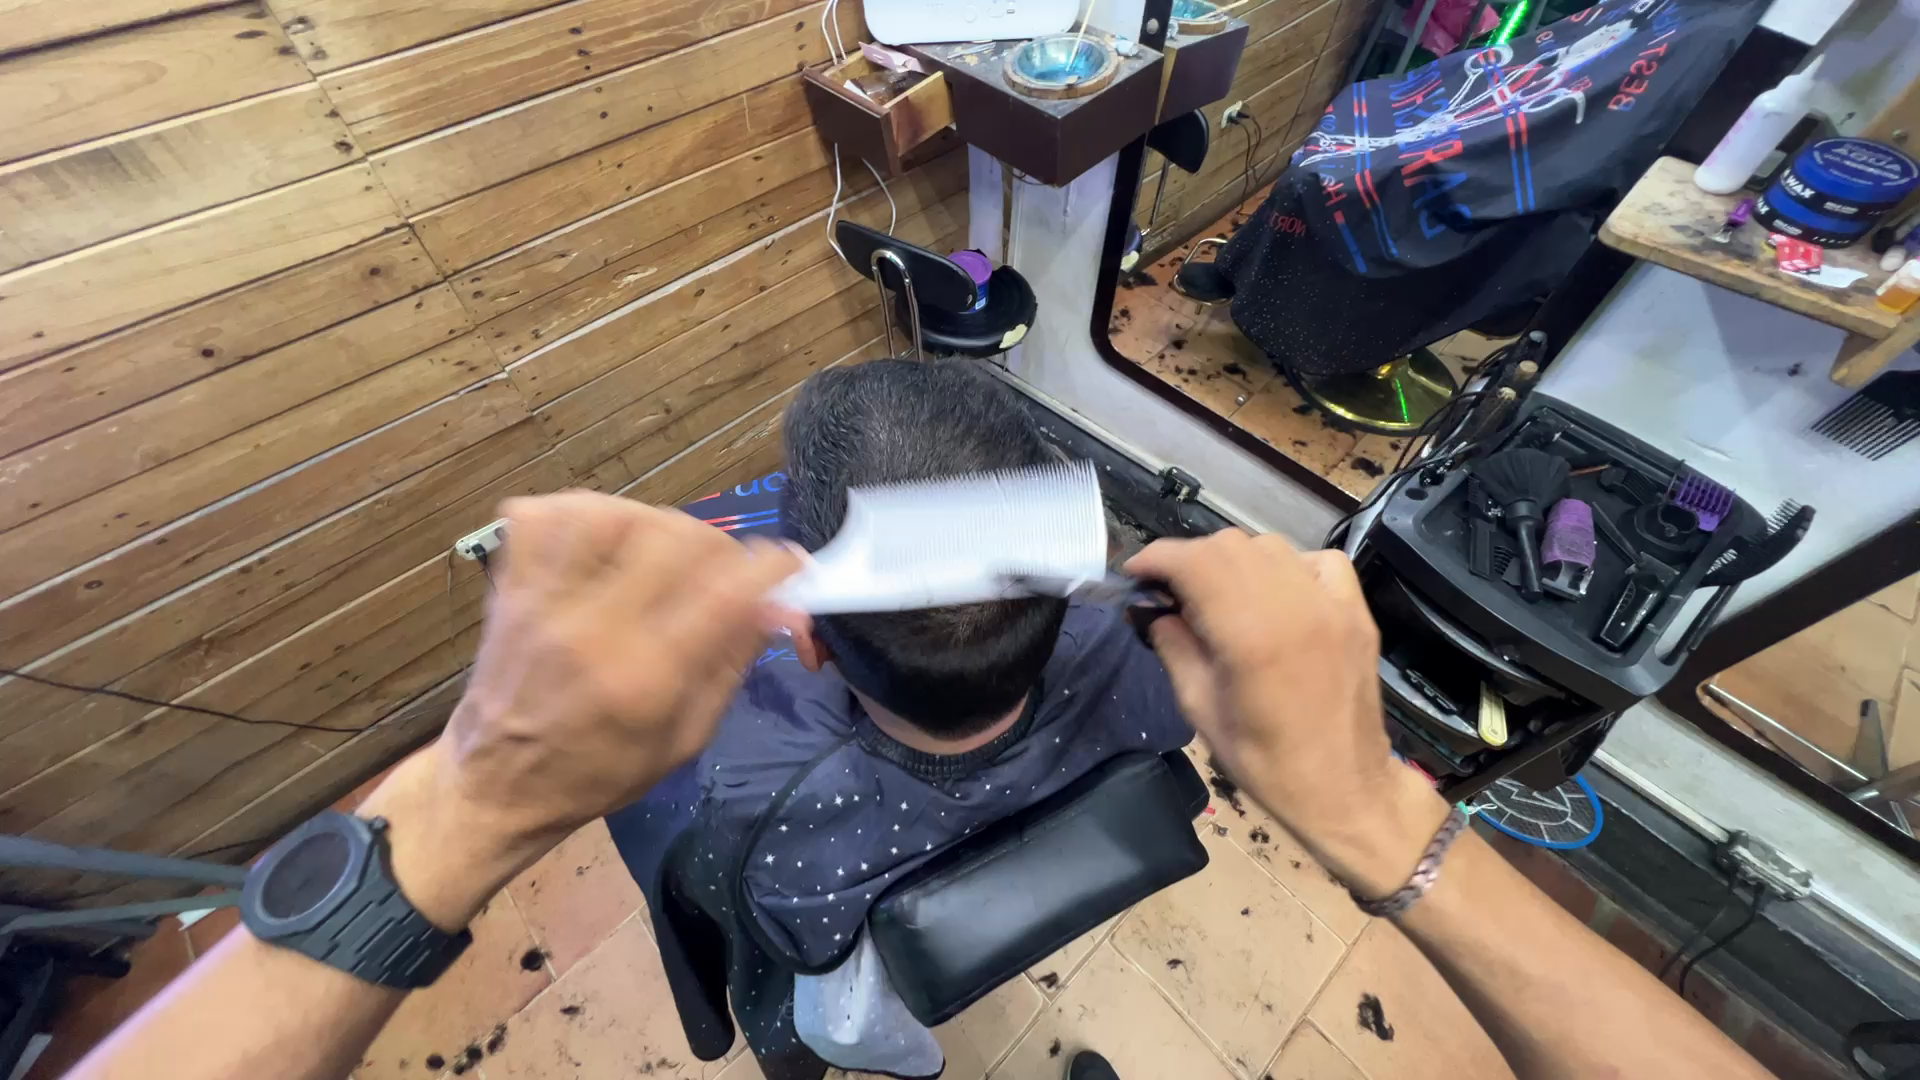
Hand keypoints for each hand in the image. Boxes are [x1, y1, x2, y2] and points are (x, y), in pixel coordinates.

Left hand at [359, 492, 800, 927]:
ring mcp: (546, 602)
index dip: (772, 565)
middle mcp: (597, 630)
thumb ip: (732, 662)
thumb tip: (777, 604)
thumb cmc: (602, 772)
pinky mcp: (513, 589)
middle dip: (721, 545)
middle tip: (726, 570)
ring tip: (666, 552)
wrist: (494, 789)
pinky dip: (584, 511)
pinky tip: (606, 537)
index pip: (726, 591)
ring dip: (658, 523)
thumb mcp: (689, 737)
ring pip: (613, 514)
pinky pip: (543, 514)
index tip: (789, 564)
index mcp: (649, 678)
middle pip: (677, 538)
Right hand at [1126, 531, 1448, 899]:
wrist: (1346, 790)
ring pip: (1267, 546)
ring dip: (1230, 559)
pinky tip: (1271, 591)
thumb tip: (1152, 607)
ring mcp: (1331, 604)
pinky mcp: (1355, 611)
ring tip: (1215, 590)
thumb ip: (1173, 646)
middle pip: (1226, 546)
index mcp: (1250, 636)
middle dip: (1187, 559)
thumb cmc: (1264, 761)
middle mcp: (1293, 606)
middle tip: (1168, 590)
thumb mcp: (1199, 707)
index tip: (1135, 573)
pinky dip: (1284, 563)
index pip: (1194, 563)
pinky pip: (1315, 559)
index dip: (1156, 559)